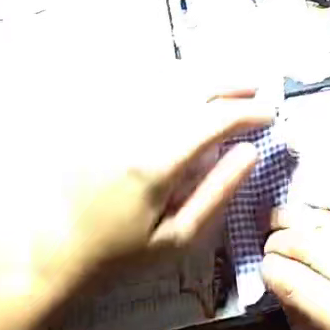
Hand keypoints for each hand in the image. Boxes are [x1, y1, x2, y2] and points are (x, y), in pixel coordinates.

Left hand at [0, 88, 272, 296]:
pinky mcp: (98, 115)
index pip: (213, 121)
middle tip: (255, 90)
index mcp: (157, 161)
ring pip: (166, 79)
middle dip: (228, 84)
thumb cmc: (122, 251)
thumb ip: (217, 192)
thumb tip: (250, 153)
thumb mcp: (177, 238)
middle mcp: (135, 128)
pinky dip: (169, 80)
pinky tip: (185, 85)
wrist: (59, 245)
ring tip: (228, 85)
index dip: (247, 113)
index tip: (270, 115)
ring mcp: (113, 117)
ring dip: (202, 78)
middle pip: (190, 88)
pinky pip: (140, 85)